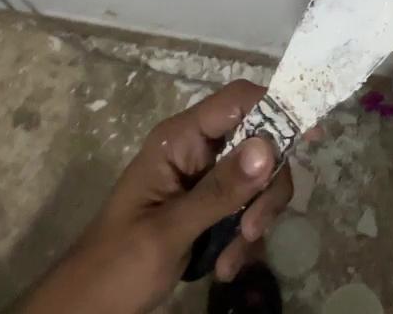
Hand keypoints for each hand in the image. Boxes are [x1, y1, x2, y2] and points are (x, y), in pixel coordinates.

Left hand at [16, 80, 293, 313]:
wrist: (82, 313)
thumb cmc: (116, 265)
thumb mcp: (169, 230)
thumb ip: (220, 189)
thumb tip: (269, 144)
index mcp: (180, 138)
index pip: (238, 100)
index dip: (277, 107)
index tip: (309, 136)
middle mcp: (197, 149)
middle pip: (259, 143)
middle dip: (265, 188)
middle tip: (253, 229)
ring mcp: (204, 179)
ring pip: (258, 179)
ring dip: (255, 220)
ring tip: (233, 259)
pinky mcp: (208, 208)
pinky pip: (246, 208)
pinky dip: (245, 237)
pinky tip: (226, 267)